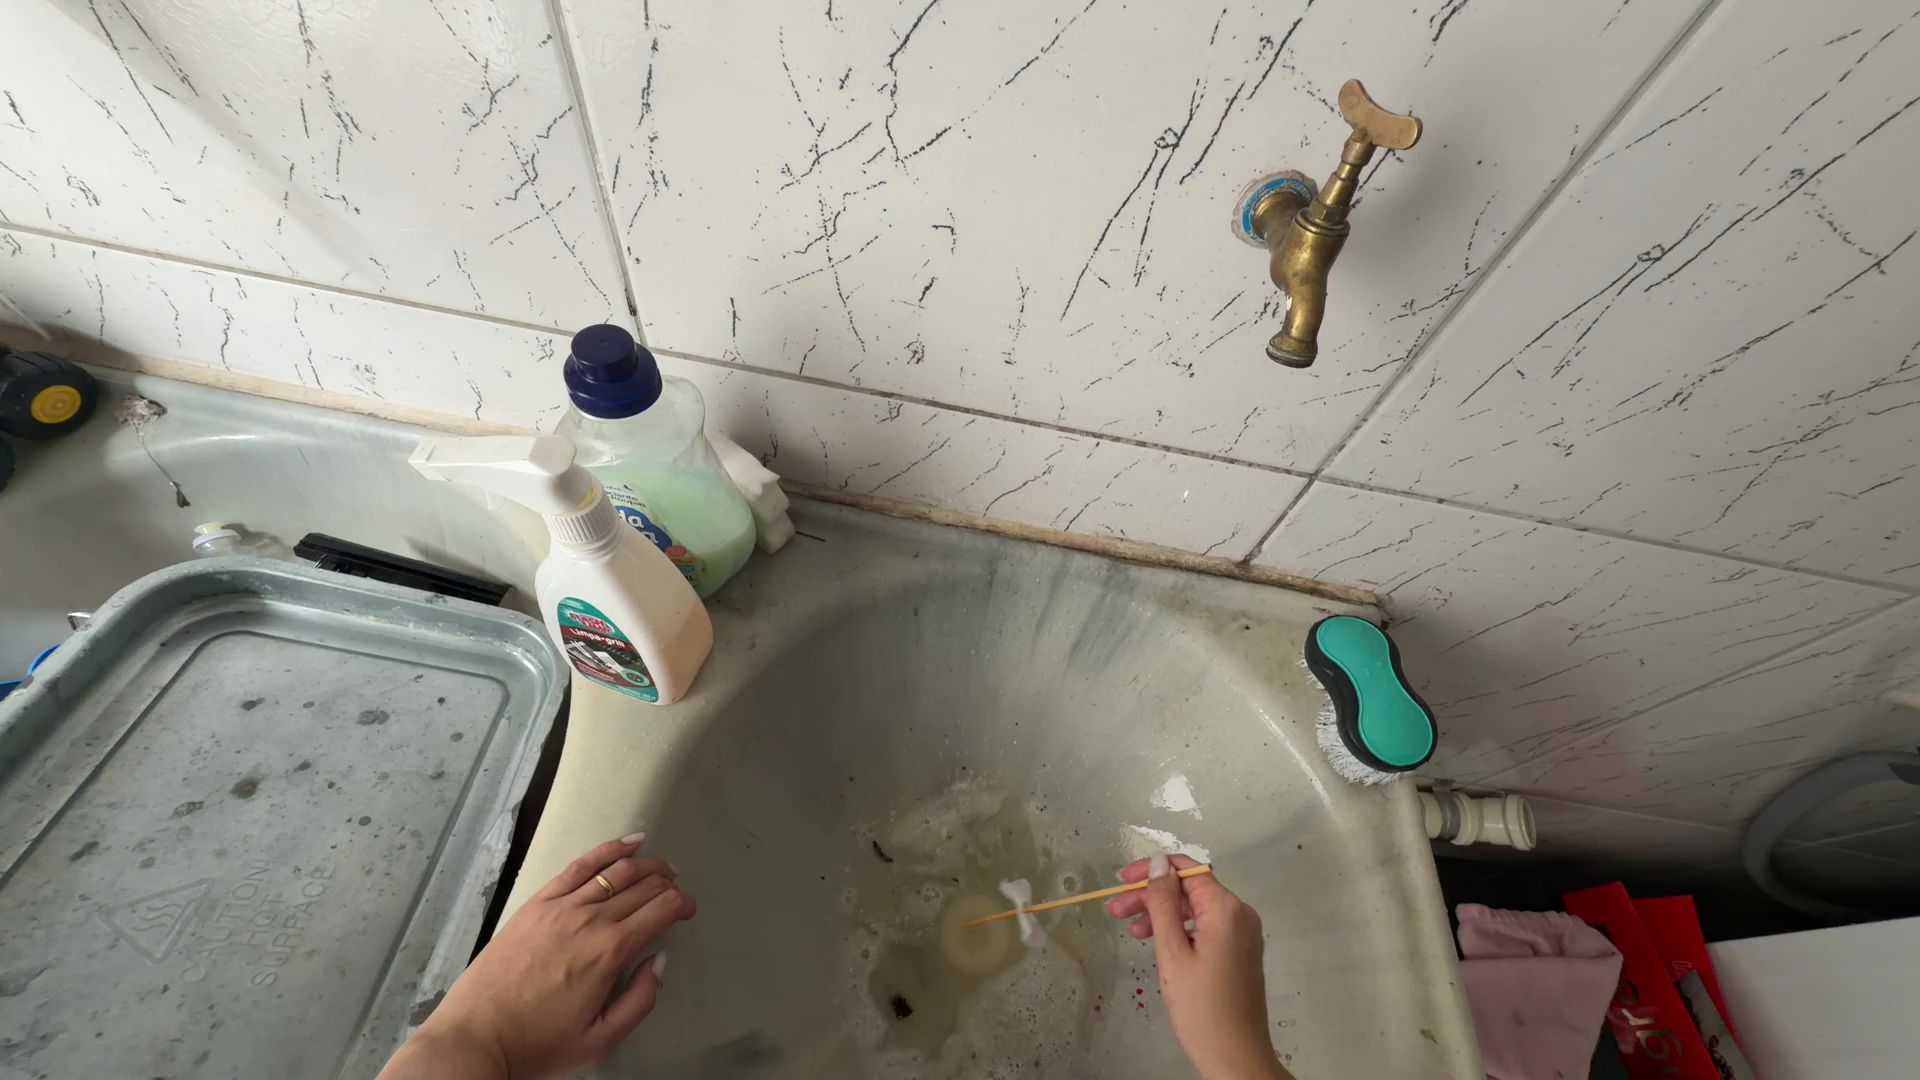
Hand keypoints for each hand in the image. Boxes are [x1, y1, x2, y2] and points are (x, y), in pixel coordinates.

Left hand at [378, 835, 696, 1079]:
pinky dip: (610, 848)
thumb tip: (659, 960)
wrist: (473, 1040)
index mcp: (611, 951)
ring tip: (661, 868)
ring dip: (648, 864)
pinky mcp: (539, 901)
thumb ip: (640, 1000)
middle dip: (669, 884)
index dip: (683, 904)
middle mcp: (592, 919)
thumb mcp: (598, 1041)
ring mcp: (564, 905)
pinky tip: (631, 842)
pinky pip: (582, 865)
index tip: (687, 911)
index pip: (662, 908)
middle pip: (645, 885)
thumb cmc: (537, 1045)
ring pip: (619, 870)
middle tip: (675, 892)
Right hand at [1107, 854, 1291, 1079]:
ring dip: (1161, 912)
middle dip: (1151, 894)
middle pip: (1188, 888)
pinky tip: (1155, 941)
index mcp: (1226, 908)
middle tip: (1116, 908)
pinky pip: (1204, 925)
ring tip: (1129, 928)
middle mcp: (1239, 913)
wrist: (1237, 1061)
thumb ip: (1163, 902)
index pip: (1186, 869)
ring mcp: (1241, 933)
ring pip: (1194, 907)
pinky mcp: (1239, 950)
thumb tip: (1159, 861)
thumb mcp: (1172, 951)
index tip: (1122, 880)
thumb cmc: (1200, 1006)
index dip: (1152, 869)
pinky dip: (1178, 928)